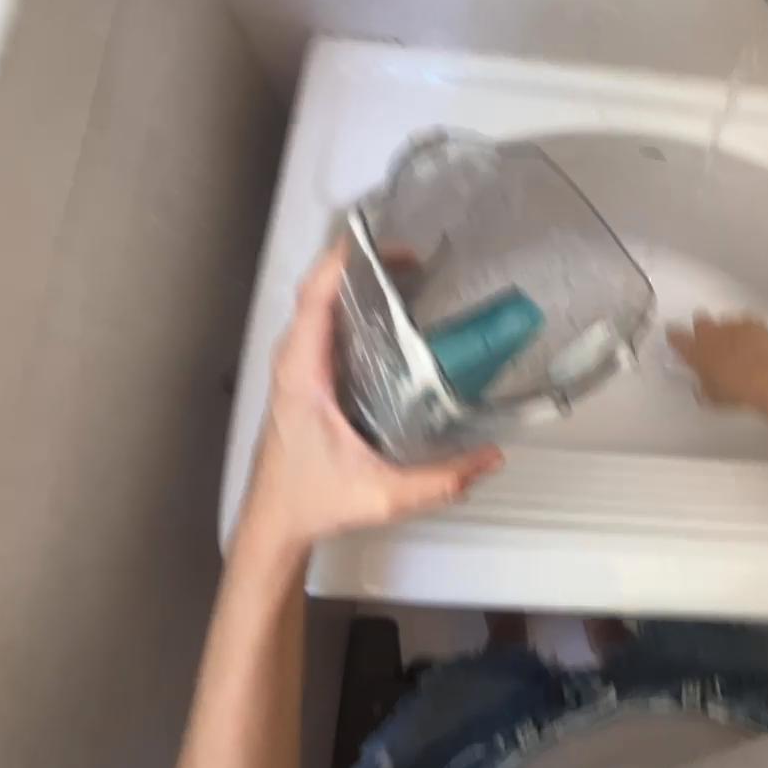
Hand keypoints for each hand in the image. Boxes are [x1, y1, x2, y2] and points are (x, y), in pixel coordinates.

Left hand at [239, 244, 503, 559]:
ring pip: (318, 307)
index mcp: (303, 377)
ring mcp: (296, 370)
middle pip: (318, 293)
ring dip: (355, 284)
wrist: (274, 525)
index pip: (313, 300)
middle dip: (361, 265)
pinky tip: (387, 317)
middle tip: (411, 259)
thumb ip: (441, 480)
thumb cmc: (312, 503)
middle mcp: (294, 365)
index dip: (341, 262)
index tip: (381, 242)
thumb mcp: (382, 495)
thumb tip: (493, 456)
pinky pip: (322, 327)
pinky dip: (350, 308)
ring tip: (404, 276)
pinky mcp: (305, 380)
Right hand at [666, 313, 767, 408]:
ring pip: (724, 321)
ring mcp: (732, 325)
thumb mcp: (712, 397)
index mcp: (695, 351)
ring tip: (738, 344)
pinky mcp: (752, 322)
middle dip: (703, 327)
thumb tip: (701, 385)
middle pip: (700, 321)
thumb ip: (702, 386)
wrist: (766, 378)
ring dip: (727, 330)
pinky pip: (746, 321)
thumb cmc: (734, 391)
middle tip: (711, 340)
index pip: (676, 337)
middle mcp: (710, 333)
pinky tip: (754, 341)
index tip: (675, 337)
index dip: (675, 336)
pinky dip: (748, 330)